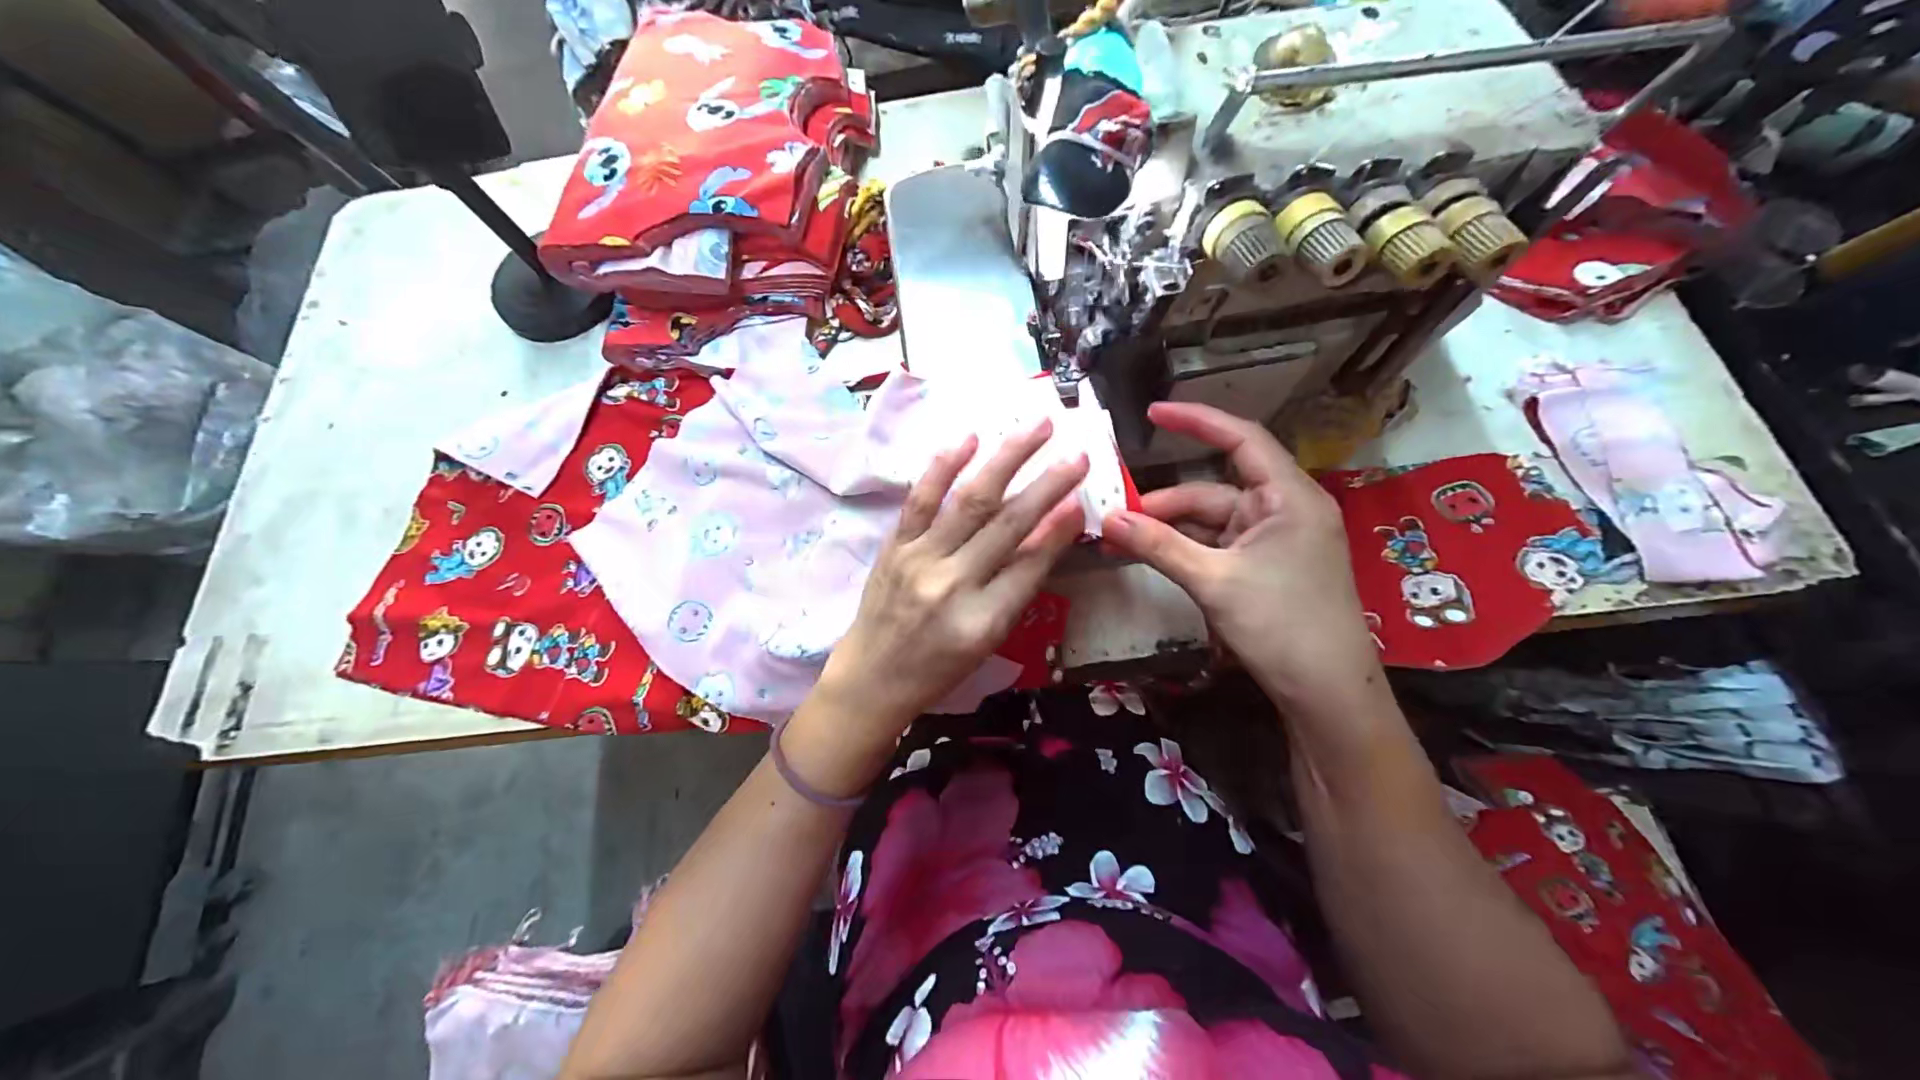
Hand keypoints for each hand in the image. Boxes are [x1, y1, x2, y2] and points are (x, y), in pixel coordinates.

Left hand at [816, 419, 1088, 736]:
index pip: (1031, 563)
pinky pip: (920, 500)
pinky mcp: (894, 546)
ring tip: (1035, 428)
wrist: (873, 677)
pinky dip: (944, 467)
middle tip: (1078, 453)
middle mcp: (952, 585)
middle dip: (1048, 485)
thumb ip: (1017, 587)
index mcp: (983, 620)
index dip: (1061, 528)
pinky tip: (969, 440)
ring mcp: (918, 561)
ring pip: (970, 501)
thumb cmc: (939, 667)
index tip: (1083, 496)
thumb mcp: (989, 640)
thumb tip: (1051, 533)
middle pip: (1008, 524)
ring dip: (1007, 460)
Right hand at [1101, 402, 1382, 721]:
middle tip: (1111, 519)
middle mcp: (1282, 511)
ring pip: (1208, 523)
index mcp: (1288, 498)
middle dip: (1161, 505)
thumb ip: (1158, 546)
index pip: (1241, 440)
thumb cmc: (1282, 626)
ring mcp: (1273, 542)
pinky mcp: (1263, 569)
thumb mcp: (1213, 581)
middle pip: (1211, 491)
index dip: (1196, 421)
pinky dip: (1183, 551)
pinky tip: (1148, 557)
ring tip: (1117, 542)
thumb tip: (1107, 519)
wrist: (1326, 693)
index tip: (1152, 413)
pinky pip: (1215, 547)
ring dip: (1166, 532)